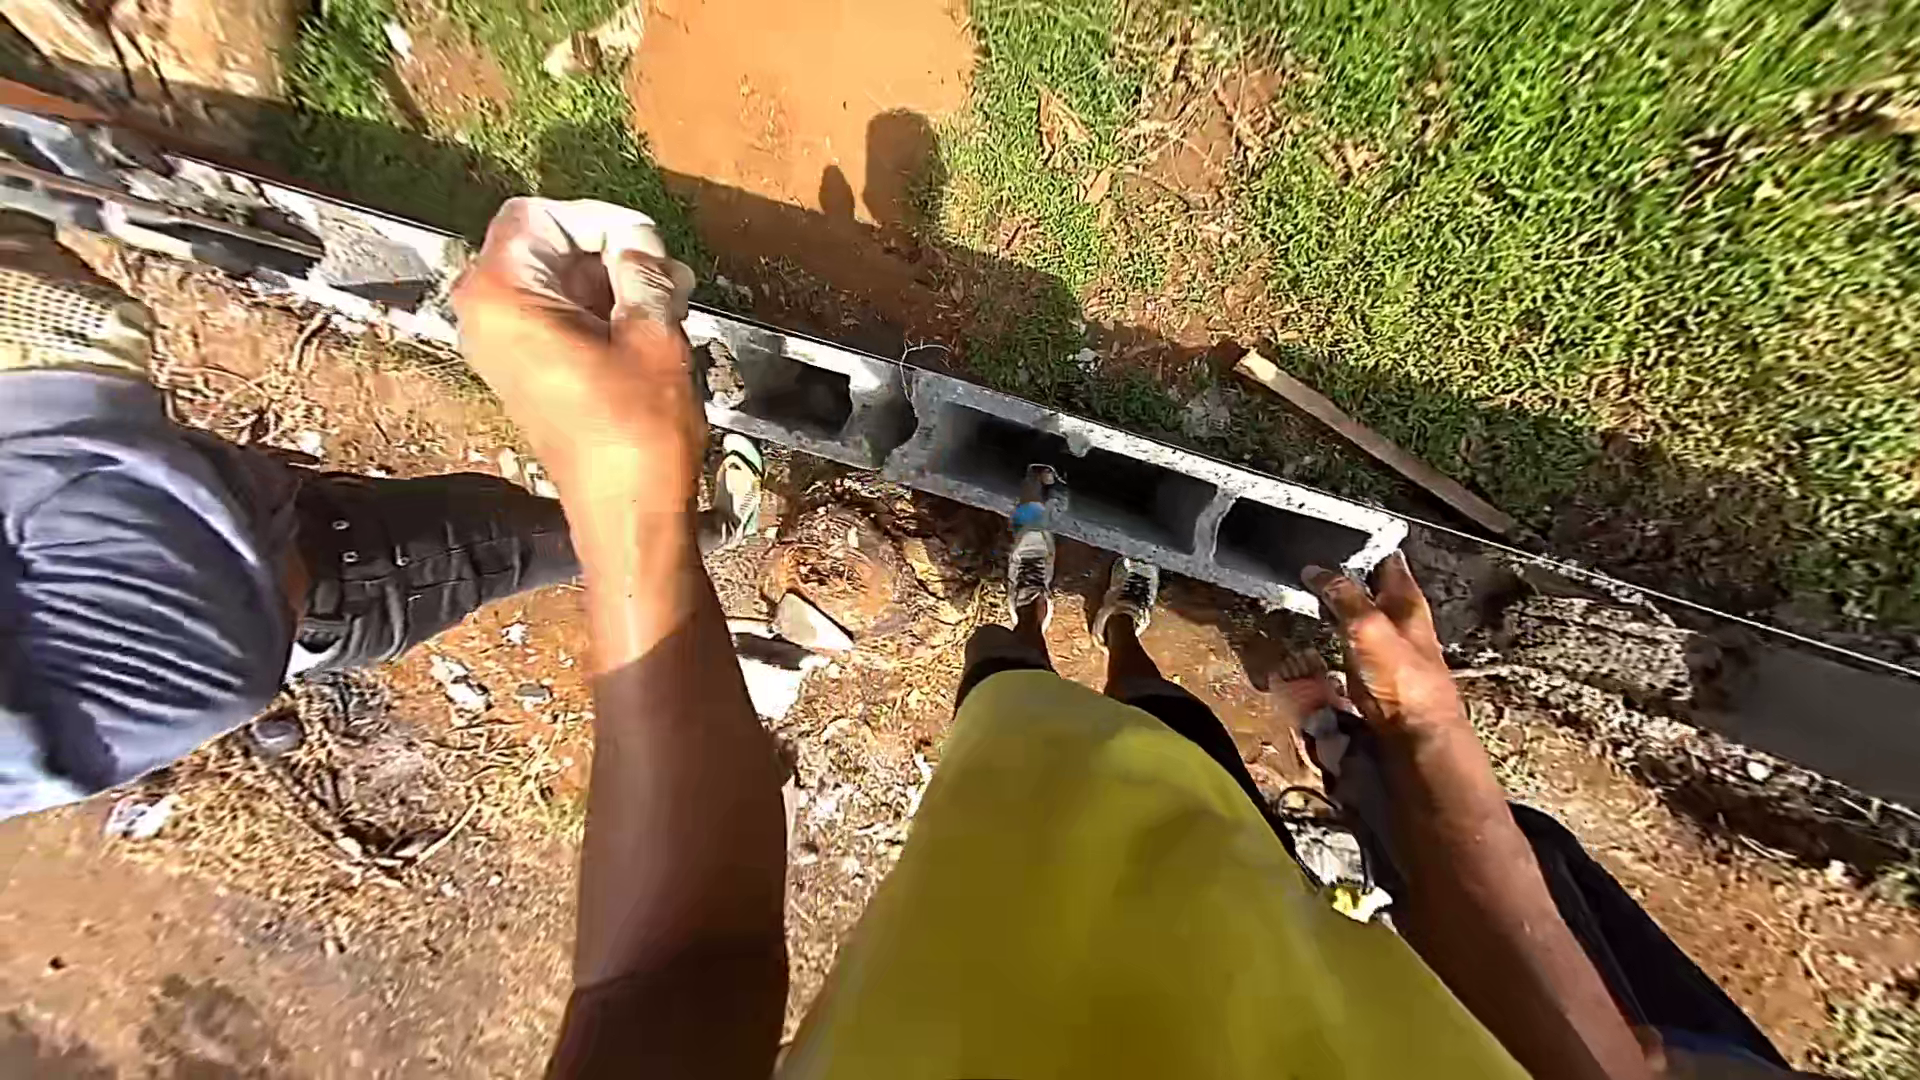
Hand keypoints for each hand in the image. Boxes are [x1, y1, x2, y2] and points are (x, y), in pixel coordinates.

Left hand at [452, 198, 701, 509]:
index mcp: (504, 297)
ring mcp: (507, 350)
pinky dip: (605, 318)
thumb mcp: (653, 340)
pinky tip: (651, 331)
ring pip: (561, 290)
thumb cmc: (639, 430)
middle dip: (614, 256)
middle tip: (673, 276)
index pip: (542, 219)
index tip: (654, 244)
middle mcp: (488, 317)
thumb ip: (645, 276)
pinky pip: (563, 325)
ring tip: (673, 303)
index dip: (602, 221)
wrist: (629, 511)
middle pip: (547, 252)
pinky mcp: (532, 377)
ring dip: (616, 288)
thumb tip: (643, 242)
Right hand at [1302, 552, 1466, 737]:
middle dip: (1341, 569)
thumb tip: (1315, 570)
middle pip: (1367, 581)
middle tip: (1308, 556)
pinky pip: (1343, 629)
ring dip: (1332, 596)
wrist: (1411, 729)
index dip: (1364, 544)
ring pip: (1354, 605)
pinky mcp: (1365, 659)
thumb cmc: (1400, 676)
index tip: (1334, 530)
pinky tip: (1313, 618)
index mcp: (1405, 600)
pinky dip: (1328, 620)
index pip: (1386, 559)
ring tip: (1303, 582)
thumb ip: (1344, 596)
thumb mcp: (1369, 626)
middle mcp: (1396, 614)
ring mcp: (1380, 637)